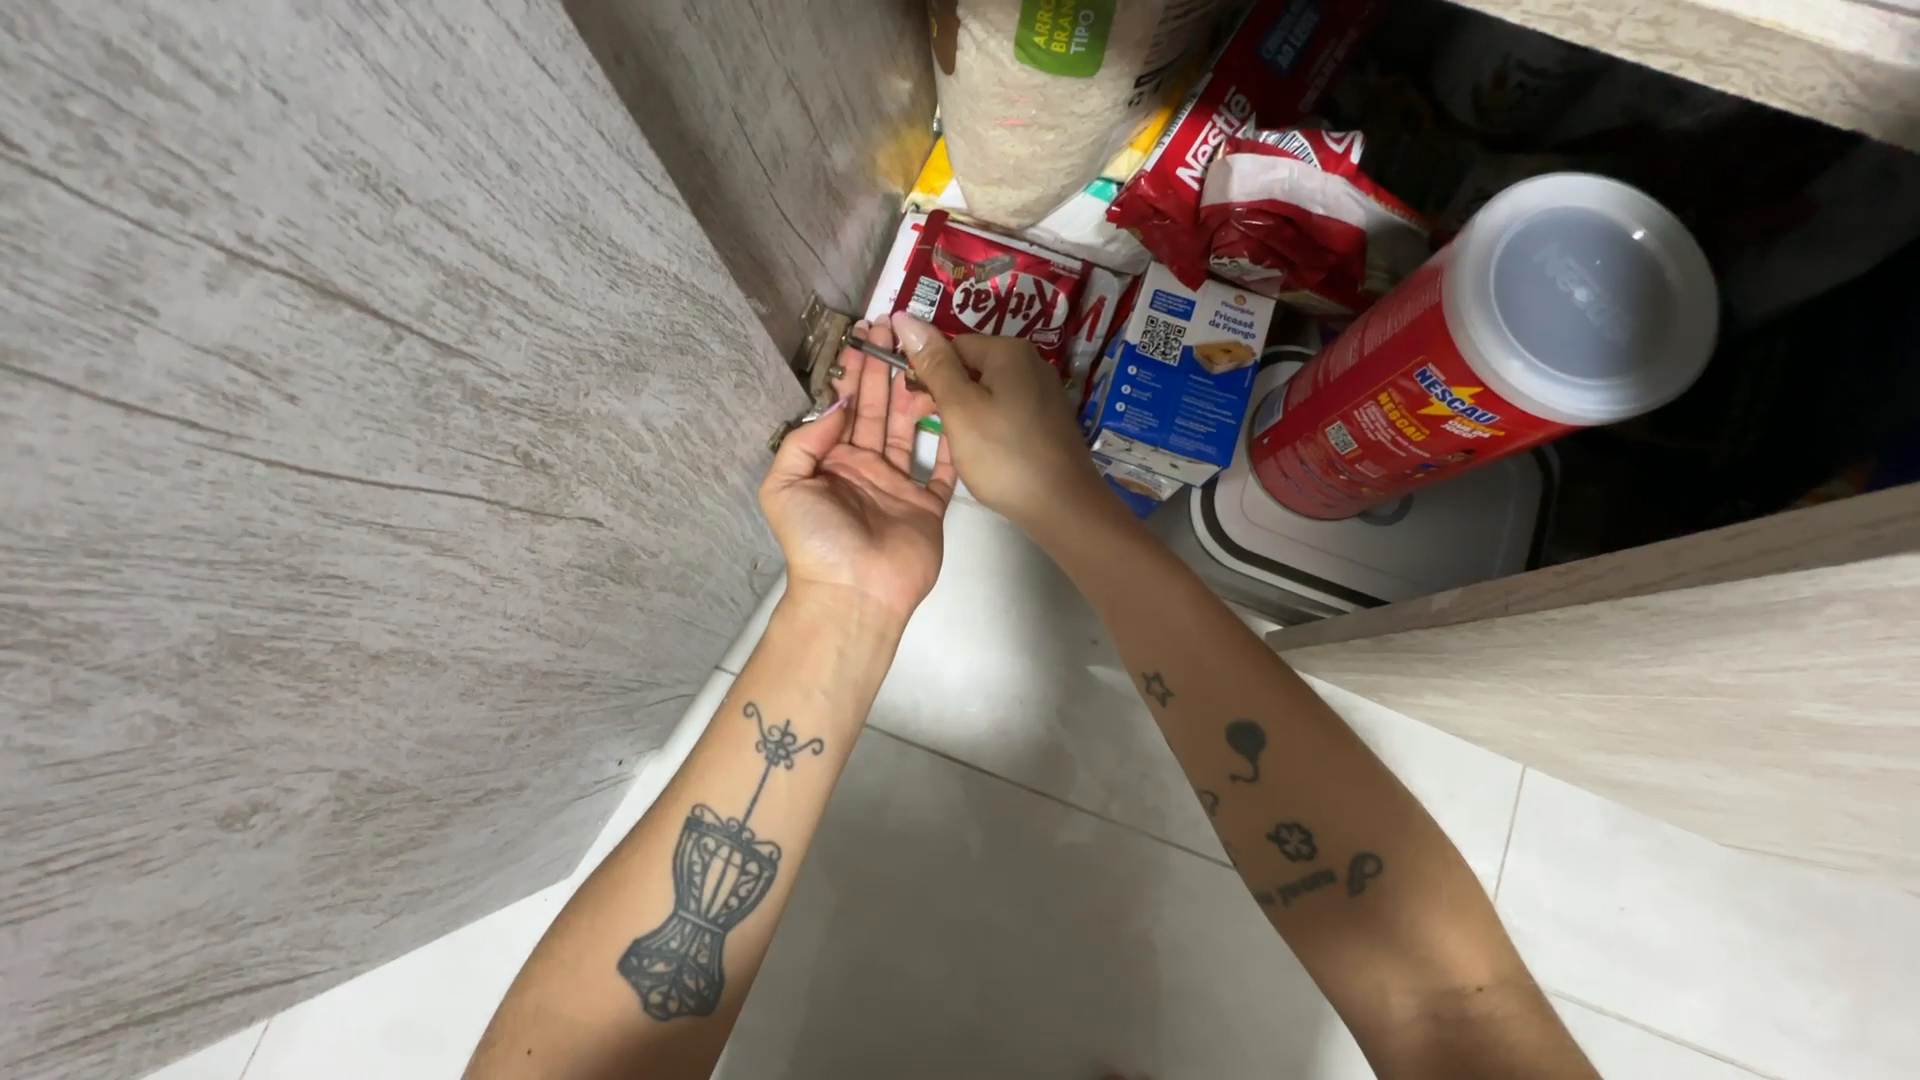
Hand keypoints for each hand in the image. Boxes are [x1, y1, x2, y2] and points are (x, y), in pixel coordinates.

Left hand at [760, 319, 956, 627]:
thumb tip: (834, 407)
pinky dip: (952, 441)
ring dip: (916, 394)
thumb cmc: (816, 539)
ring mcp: (900, 485)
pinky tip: (957, 407)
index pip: (845, 409)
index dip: (854, 375)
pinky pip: (944, 467)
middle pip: (879, 411)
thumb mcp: (785, 485)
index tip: (865, 338)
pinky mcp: (929, 504)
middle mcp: (866, 468)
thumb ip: (804, 440)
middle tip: (895, 332)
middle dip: (885, 371)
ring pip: (911, 430)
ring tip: (925, 357)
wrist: (854, 592)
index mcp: (831, 463)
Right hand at [890, 313, 1108, 535]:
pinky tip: (986, 451)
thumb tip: (903, 316)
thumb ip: (933, 364)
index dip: (927, 373)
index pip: (952, 346)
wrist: (1063, 504)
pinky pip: (1008, 410)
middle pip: (972, 367)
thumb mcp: (959, 408)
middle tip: (932, 428)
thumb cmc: (1003, 455)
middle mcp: (1032, 362)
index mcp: (1009, 350)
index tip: (914, 406)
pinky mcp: (1050, 419)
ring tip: (959, 445)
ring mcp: (1045, 391)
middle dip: (946, 393)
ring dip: (967, 412)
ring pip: (990, 391)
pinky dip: (990, 425)